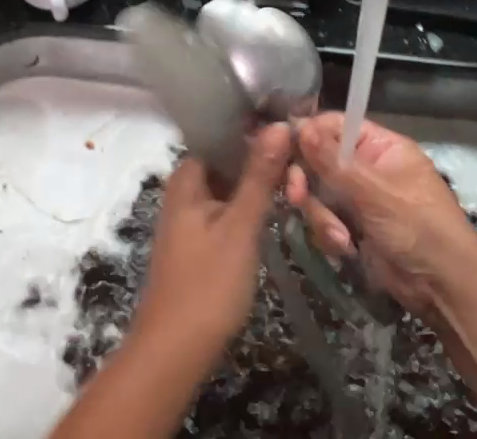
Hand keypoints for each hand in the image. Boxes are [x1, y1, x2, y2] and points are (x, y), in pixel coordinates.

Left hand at [132, 123, 292, 363]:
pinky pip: (227, 210)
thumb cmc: (207, 284)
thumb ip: (258, 176)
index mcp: (186, 178)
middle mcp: (184, 191)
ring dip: (258, 185)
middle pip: (226, 161)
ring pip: (229, 187)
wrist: (175, 350)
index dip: (253, 129)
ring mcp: (190, 218)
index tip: (290, 128)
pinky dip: (249, 208)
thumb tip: (278, 125)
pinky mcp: (199, 242)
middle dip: (260, 159)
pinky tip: (276, 212)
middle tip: (301, 161)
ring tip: (297, 182)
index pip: (220, 134)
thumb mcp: (239, 227)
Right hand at [285, 114, 476, 313]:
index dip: (310, 134)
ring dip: (322, 216)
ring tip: (340, 237)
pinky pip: (324, 220)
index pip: (335, 126)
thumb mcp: (375, 192)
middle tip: (297, 197)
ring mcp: (359, 199)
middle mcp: (367, 168)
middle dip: (308, 182)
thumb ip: (333, 161)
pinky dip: (330, 234)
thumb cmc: (419, 229)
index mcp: (381, 147)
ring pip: (318, 194)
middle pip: (319, 160)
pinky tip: (345, 248)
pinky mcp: (352, 227)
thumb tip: (297, 126)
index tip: (286, 149)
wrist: (444, 289)